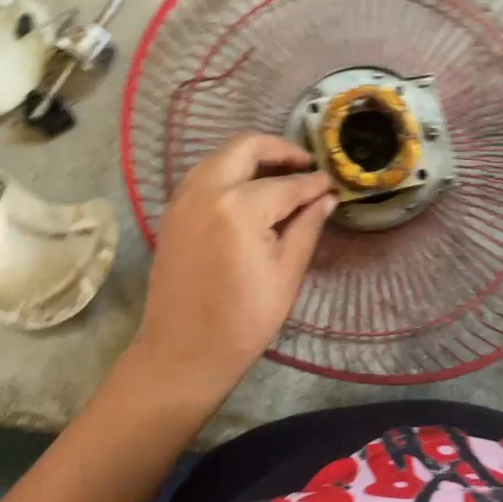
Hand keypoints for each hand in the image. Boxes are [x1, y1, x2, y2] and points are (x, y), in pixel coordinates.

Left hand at [133, 134, 335, 398]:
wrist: (183, 353)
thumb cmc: (242, 322)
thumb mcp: (285, 275)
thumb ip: (306, 228)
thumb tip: (325, 198)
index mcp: (239, 208)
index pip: (285, 184)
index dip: (312, 183)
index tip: (331, 183)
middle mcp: (206, 191)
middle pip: (244, 148)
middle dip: (278, 150)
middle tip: (304, 164)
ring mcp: (182, 199)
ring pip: (219, 157)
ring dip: (250, 157)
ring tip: (280, 175)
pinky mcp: (171, 213)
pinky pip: (202, 175)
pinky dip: (226, 172)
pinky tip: (247, 191)